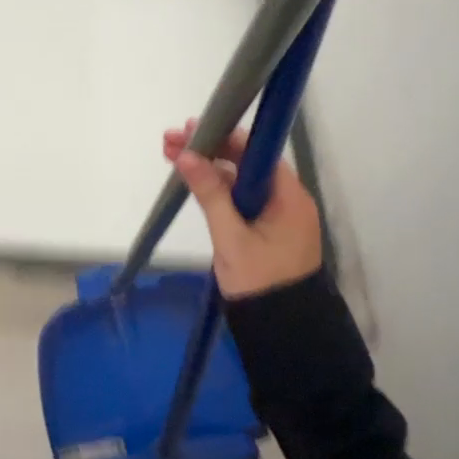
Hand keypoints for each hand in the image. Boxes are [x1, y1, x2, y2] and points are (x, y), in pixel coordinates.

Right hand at [164, 120, 323, 297]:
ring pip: (240, 180)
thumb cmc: (259, 281)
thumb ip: (209, 193)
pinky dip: (217, 189)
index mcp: (288, 196)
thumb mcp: (230, 237)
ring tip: (171, 155)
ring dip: (209, 168)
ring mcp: (276, 214)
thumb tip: (186, 154)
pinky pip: (241, 199)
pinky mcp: (265, 228)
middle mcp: (286, 199)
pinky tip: (193, 182)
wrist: (282, 330)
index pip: (255, 152)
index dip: (223, 136)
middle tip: (170, 141)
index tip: (193, 128)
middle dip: (209, 150)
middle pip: (246, 163)